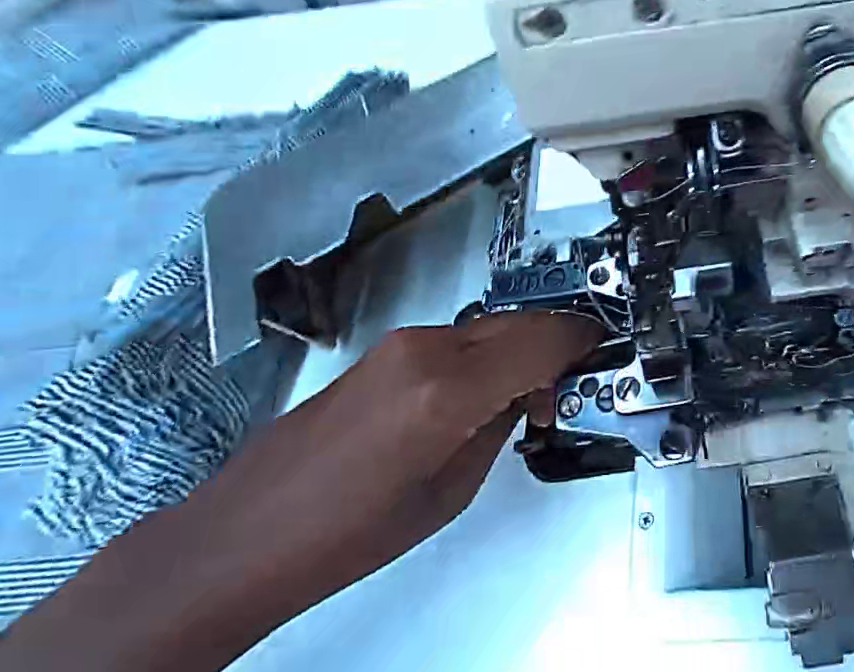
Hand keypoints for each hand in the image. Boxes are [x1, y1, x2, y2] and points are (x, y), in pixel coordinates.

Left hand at [0, 312, 601, 671]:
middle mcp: (427, 348)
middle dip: (552, 341)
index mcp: (448, 390)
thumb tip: (526, 395)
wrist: (254, 524)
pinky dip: (484, 353)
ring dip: (518, 348)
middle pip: (515, 322)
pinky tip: (481, 390)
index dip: (576, 340)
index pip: (538, 341)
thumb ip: (497, 428)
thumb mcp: (449, 491)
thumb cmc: (351, 530)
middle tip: (570, 380)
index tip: (599, 347)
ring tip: (527, 395)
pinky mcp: (386, 347)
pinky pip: (457, 337)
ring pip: (487, 327)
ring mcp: (402, 342)